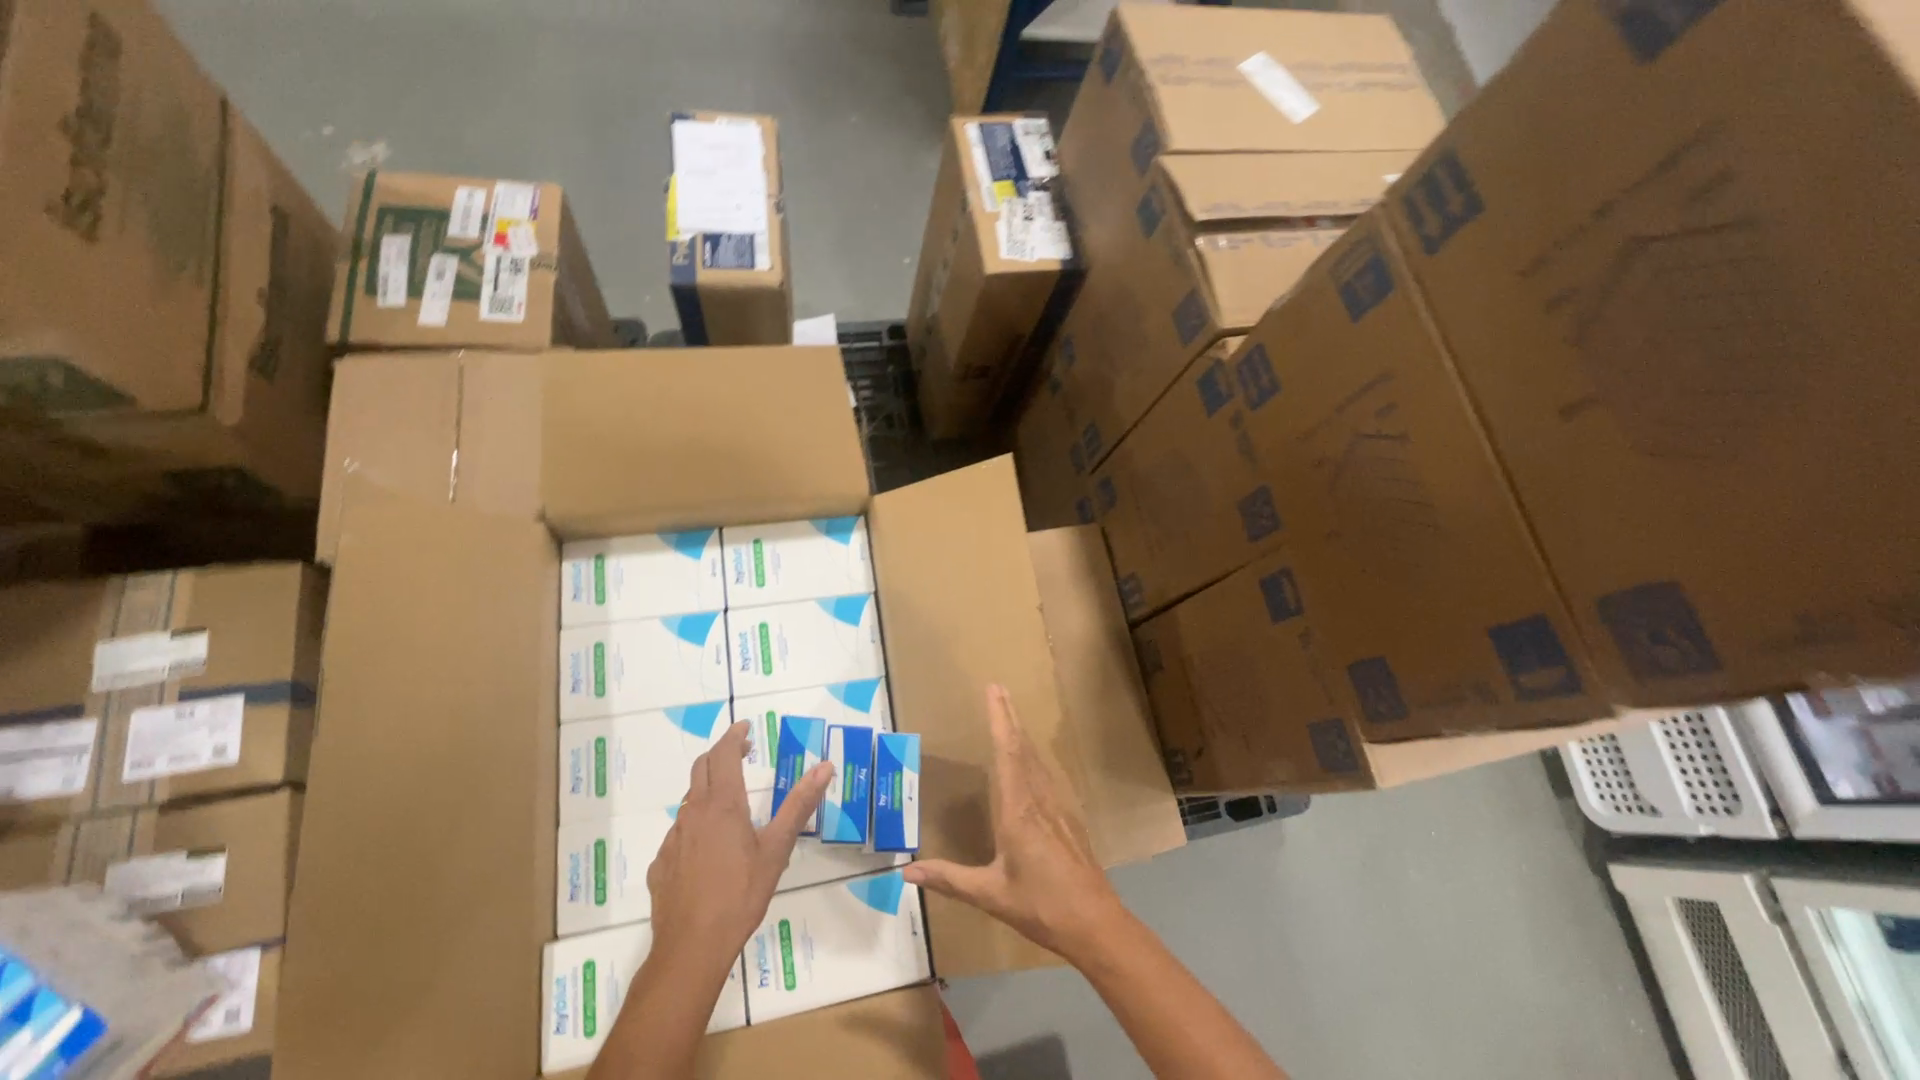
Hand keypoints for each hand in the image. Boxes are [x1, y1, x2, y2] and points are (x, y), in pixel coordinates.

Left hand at [646, 722, 831, 970]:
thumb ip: (799, 805)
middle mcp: (693, 813)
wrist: (692, 945)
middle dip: (720, 754)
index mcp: (723, 805)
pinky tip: (709, 849)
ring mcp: (673, 839)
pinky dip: (696, 824)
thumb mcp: (777, 849)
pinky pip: (680, 833)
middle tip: (741, 753)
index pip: (724, 755)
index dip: (734, 736)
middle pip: (701, 769)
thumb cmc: (741, 894)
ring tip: (730, 801)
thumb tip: (824, 767)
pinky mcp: (662, 863)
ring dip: (708, 789)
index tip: (746, 728)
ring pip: (689, 801)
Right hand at [903, 684, 1125, 962]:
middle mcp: (1040, 801)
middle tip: (999, 688)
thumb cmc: (1042, 907)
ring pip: (1038, 762)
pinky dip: (1034, 760)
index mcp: (1019, 812)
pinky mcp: (1069, 822)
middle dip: (1010, 717)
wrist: (1097, 924)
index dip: (999, 720)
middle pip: (1024, 749)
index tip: (994, 691)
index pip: (1008, 754)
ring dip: (1023, 736)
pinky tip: (1033, 765)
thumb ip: (950, 879)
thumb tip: (906, 873)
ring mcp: (1058, 810)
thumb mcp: (990, 895)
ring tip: (1011, 717)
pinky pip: (1048, 779)